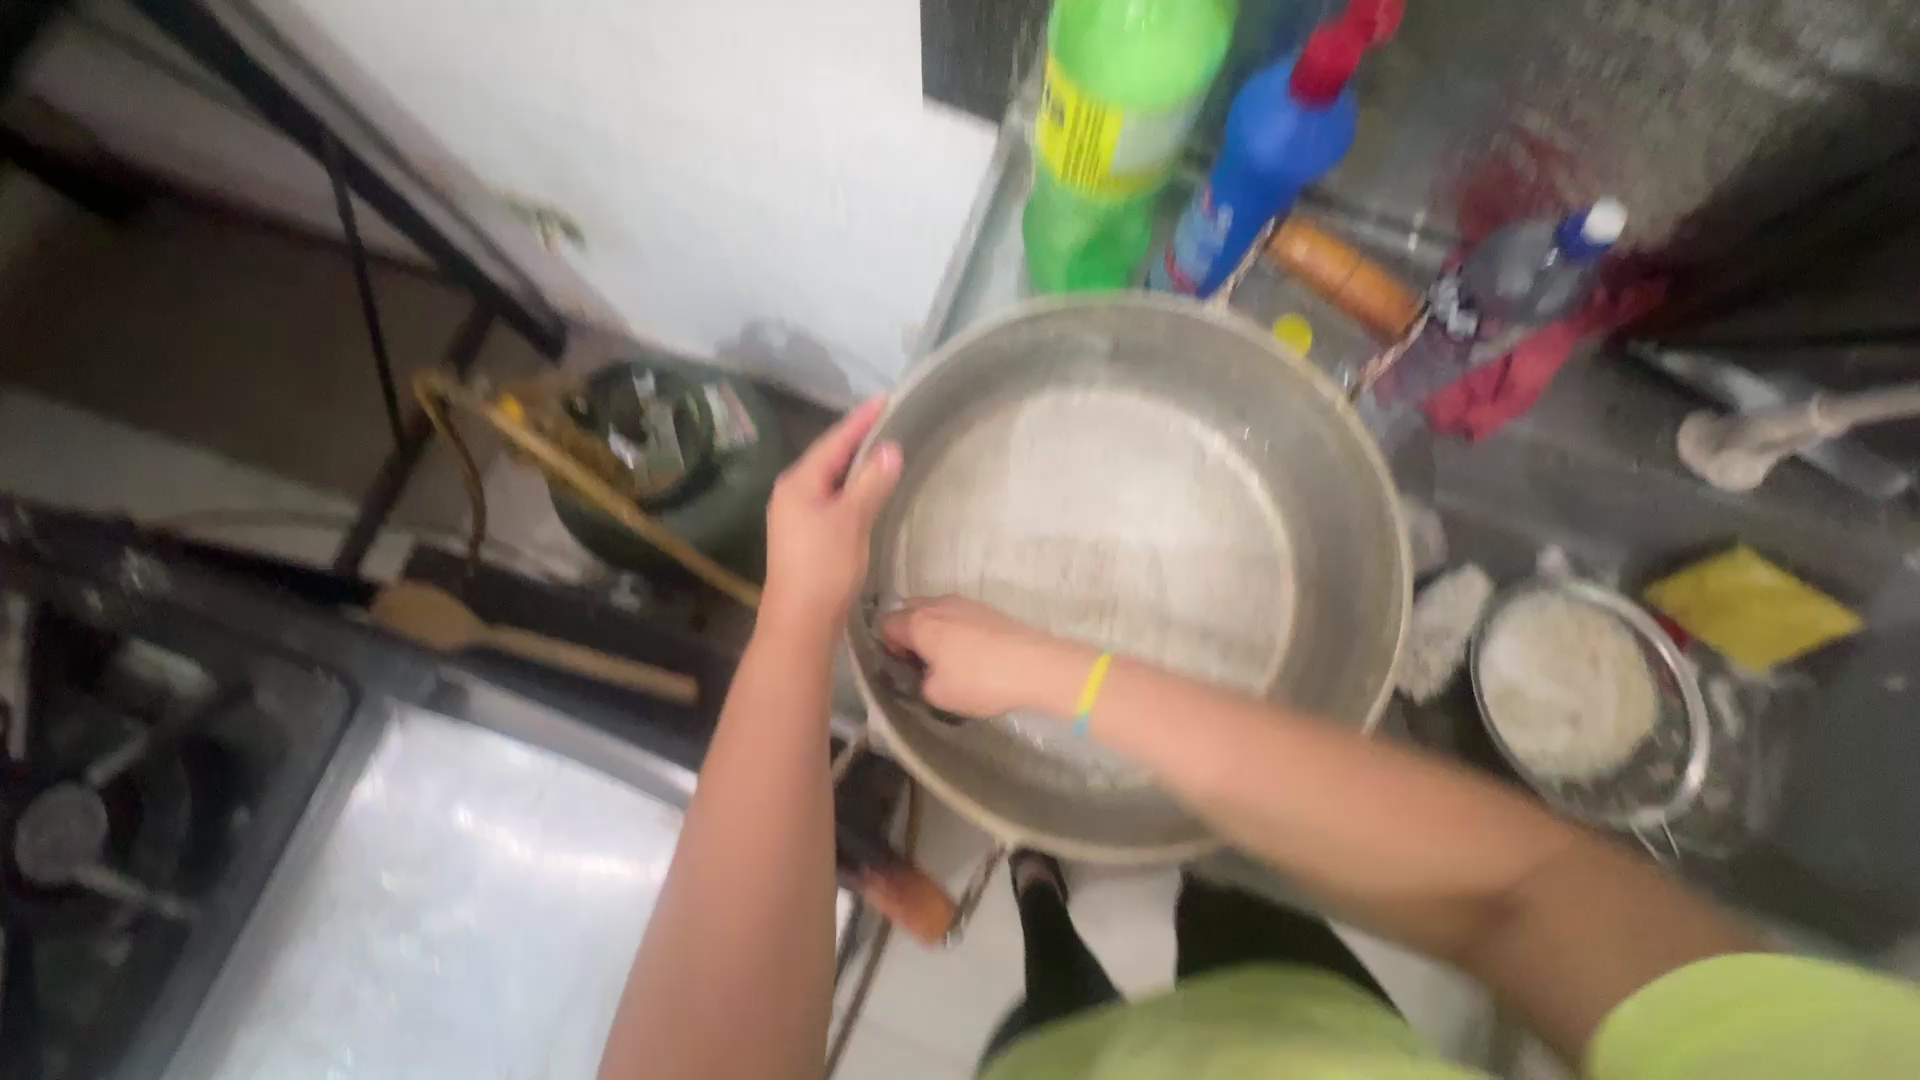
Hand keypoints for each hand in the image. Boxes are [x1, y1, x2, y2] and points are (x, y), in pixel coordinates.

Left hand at [761, 397, 901, 638]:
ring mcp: (795, 514)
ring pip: (830, 478)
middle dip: (858, 438)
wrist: (799, 621)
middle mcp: (792, 492)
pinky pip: (831, 498)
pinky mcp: (805, 534)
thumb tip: (890, 448)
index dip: (862, 419)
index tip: (886, 398)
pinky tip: (868, 489)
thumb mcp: (852, 520)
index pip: (835, 440)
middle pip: (829, 456)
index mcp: (799, 482)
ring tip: (883, 447)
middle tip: (889, 419)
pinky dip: (851, 487)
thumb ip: (871, 482)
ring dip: (855, 463)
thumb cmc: (824, 567)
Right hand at [878, 596, 1097, 718]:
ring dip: (934, 631)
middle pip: (909, 611)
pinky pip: (958, 615)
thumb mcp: (938, 695)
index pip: (886, 624)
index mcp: (919, 622)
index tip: (905, 668)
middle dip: (909, 634)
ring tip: (949, 660)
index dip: (888, 647)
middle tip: (923, 663)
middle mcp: (938, 604)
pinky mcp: (987, 609)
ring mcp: (965, 602)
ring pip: (936, 611)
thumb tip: (925, 674)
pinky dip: (956, 630)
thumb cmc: (979, 680)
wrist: (1035, 665)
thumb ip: (919, 682)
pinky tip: (972, 654)